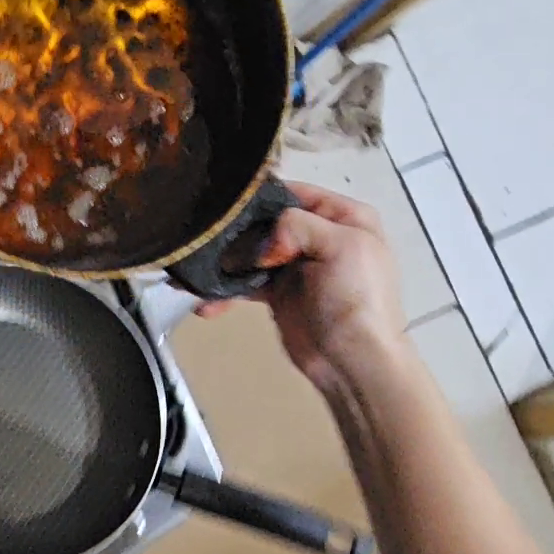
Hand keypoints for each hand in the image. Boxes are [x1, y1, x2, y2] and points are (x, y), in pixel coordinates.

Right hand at [201, 181, 408, 394]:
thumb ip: (299, 226)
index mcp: (343, 217)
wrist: (351, 359)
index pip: (294, 194)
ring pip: (250, 255)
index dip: (261, 200)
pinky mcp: (278, 294)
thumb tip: (259, 242)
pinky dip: (224, 294)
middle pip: (265, 225)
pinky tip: (206, 304)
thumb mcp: (342, 247)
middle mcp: (317, 237)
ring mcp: (295, 267)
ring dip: (223, 267)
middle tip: (204, 246)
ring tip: (194, 278)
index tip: (228, 211)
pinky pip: (244, 285)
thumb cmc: (358, 300)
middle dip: (234, 235)